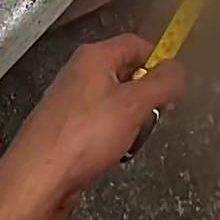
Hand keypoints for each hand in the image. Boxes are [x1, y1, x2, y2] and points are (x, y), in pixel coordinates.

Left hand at [4, 35, 186, 197]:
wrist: (41, 175)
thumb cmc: (78, 137)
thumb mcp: (135, 105)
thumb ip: (162, 83)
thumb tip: (177, 69)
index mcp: (94, 57)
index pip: (137, 44)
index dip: (159, 61)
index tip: (174, 83)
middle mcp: (81, 73)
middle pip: (128, 74)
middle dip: (146, 98)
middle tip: (150, 116)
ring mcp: (74, 100)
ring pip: (118, 103)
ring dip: (131, 123)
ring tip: (126, 140)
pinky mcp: (71, 126)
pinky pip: (104, 125)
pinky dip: (114, 138)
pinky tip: (111, 154)